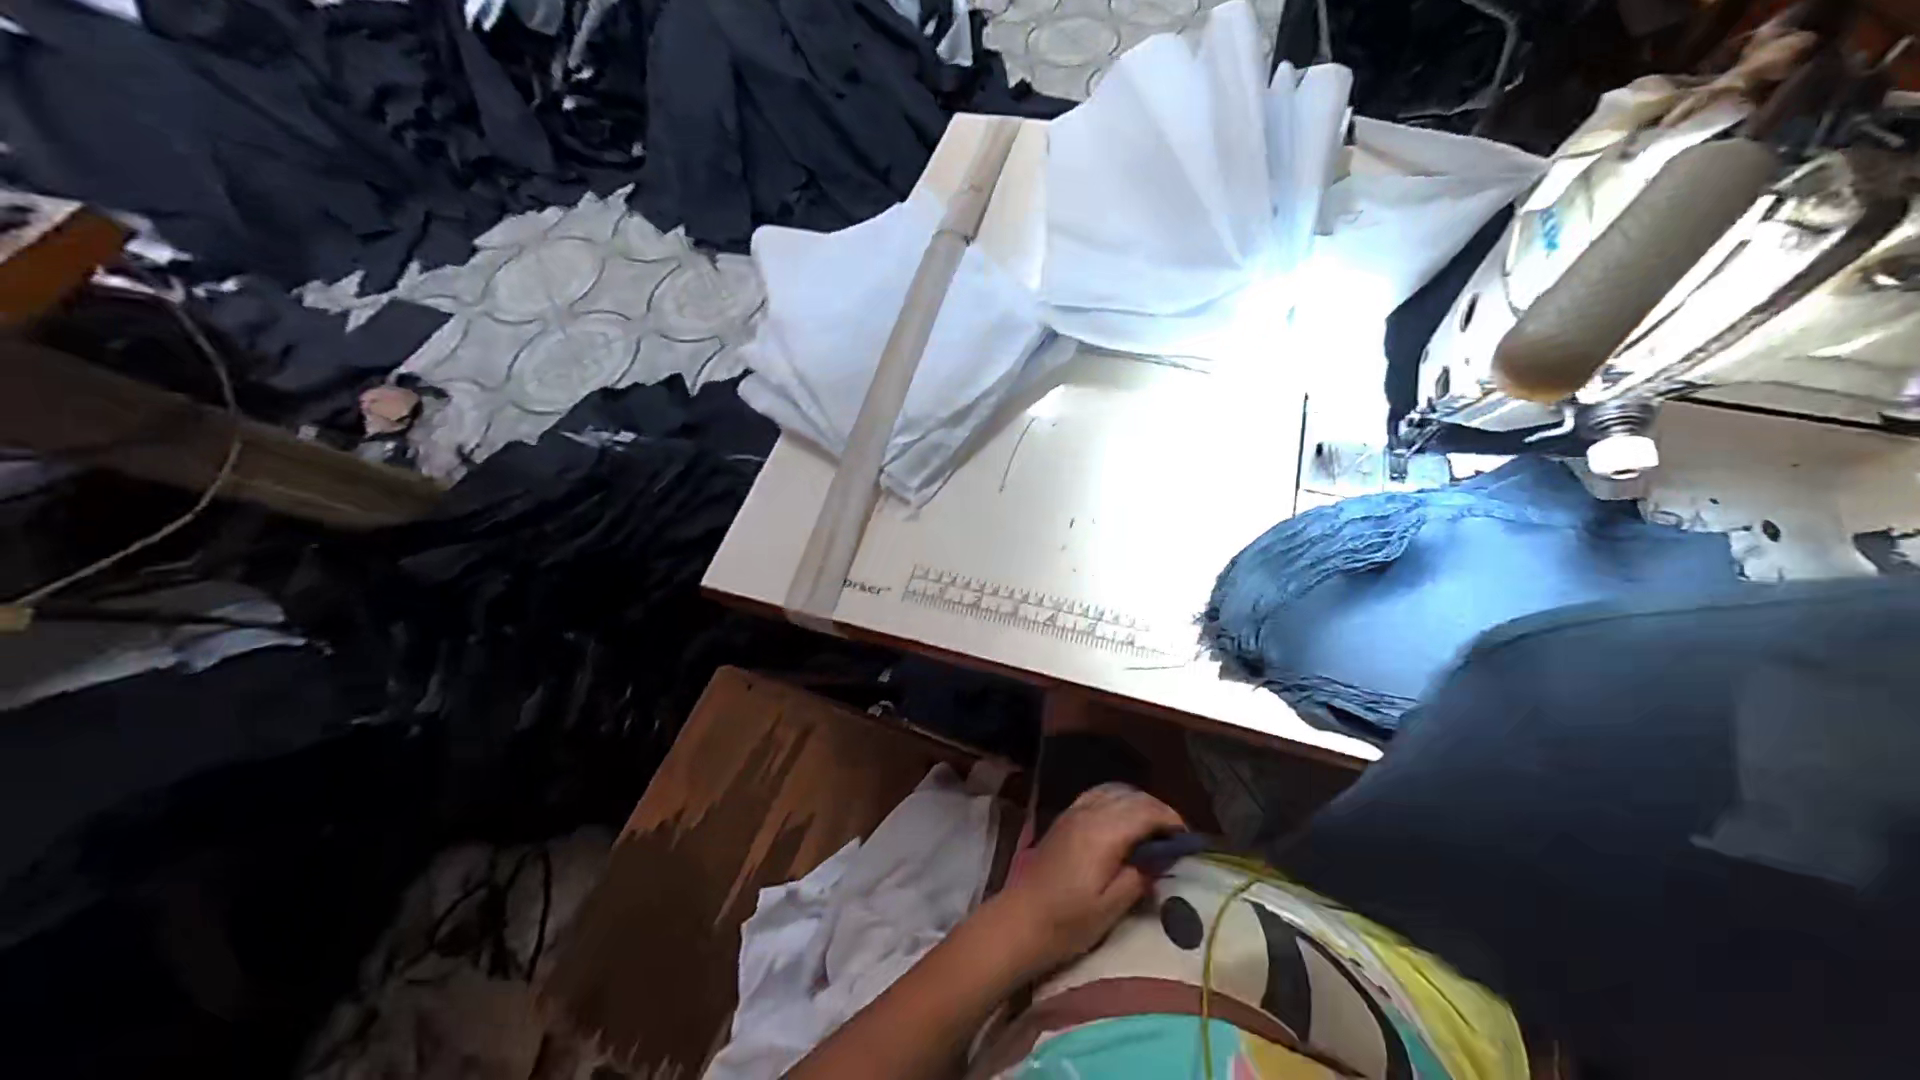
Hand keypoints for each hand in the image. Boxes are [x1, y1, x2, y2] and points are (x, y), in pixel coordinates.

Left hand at [989, 784, 1185, 976]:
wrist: (1022, 919)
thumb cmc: (1069, 920)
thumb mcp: (1111, 907)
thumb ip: (1139, 877)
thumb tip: (1160, 858)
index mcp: (1103, 833)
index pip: (1146, 812)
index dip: (1172, 821)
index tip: (1188, 840)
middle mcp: (1089, 813)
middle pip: (1133, 797)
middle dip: (1159, 811)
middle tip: (1175, 837)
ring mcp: (1074, 812)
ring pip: (1115, 791)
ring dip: (1139, 803)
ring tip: (1153, 829)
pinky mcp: (1065, 817)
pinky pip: (1097, 795)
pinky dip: (1117, 799)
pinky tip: (1123, 819)